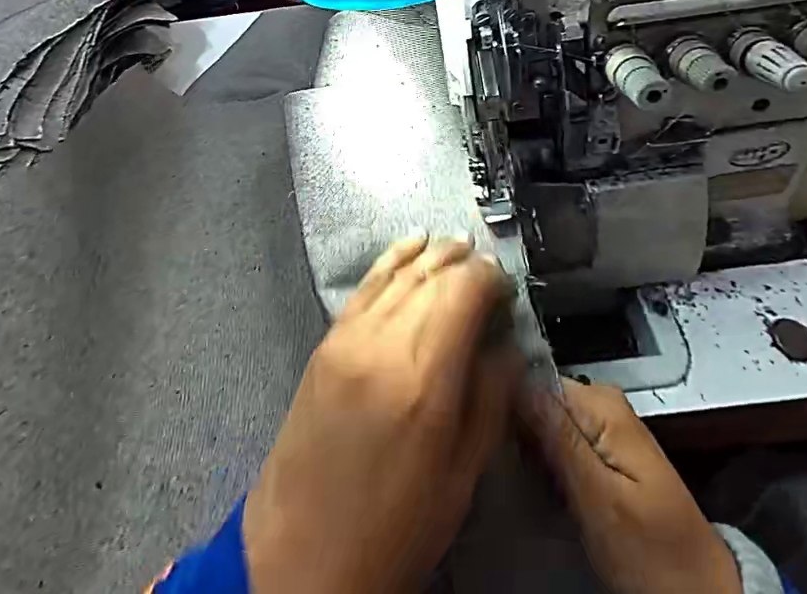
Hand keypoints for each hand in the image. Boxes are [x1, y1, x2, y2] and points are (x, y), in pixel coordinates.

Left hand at [242, 235, 519, 593]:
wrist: (298, 564)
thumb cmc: (397, 525)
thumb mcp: (464, 471)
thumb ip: (492, 393)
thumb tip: (505, 342)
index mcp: (426, 377)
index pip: (468, 288)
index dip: (495, 279)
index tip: (509, 294)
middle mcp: (385, 342)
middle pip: (436, 273)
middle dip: (470, 266)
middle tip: (491, 282)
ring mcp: (349, 338)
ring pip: (402, 271)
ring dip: (436, 256)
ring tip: (461, 251)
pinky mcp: (326, 344)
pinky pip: (367, 284)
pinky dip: (394, 259)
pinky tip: (414, 245)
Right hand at [524, 378, 741, 593]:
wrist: (693, 585)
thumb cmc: (653, 547)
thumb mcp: (601, 498)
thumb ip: (562, 441)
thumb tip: (524, 389)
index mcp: (603, 404)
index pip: (538, 382)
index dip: (512, 409)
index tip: (498, 442)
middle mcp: (603, 406)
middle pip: (540, 403)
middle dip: (521, 434)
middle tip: (514, 473)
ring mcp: (603, 430)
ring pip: (545, 427)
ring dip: (531, 453)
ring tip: (528, 485)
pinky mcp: (601, 455)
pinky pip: (558, 448)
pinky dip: (546, 468)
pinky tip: (542, 491)